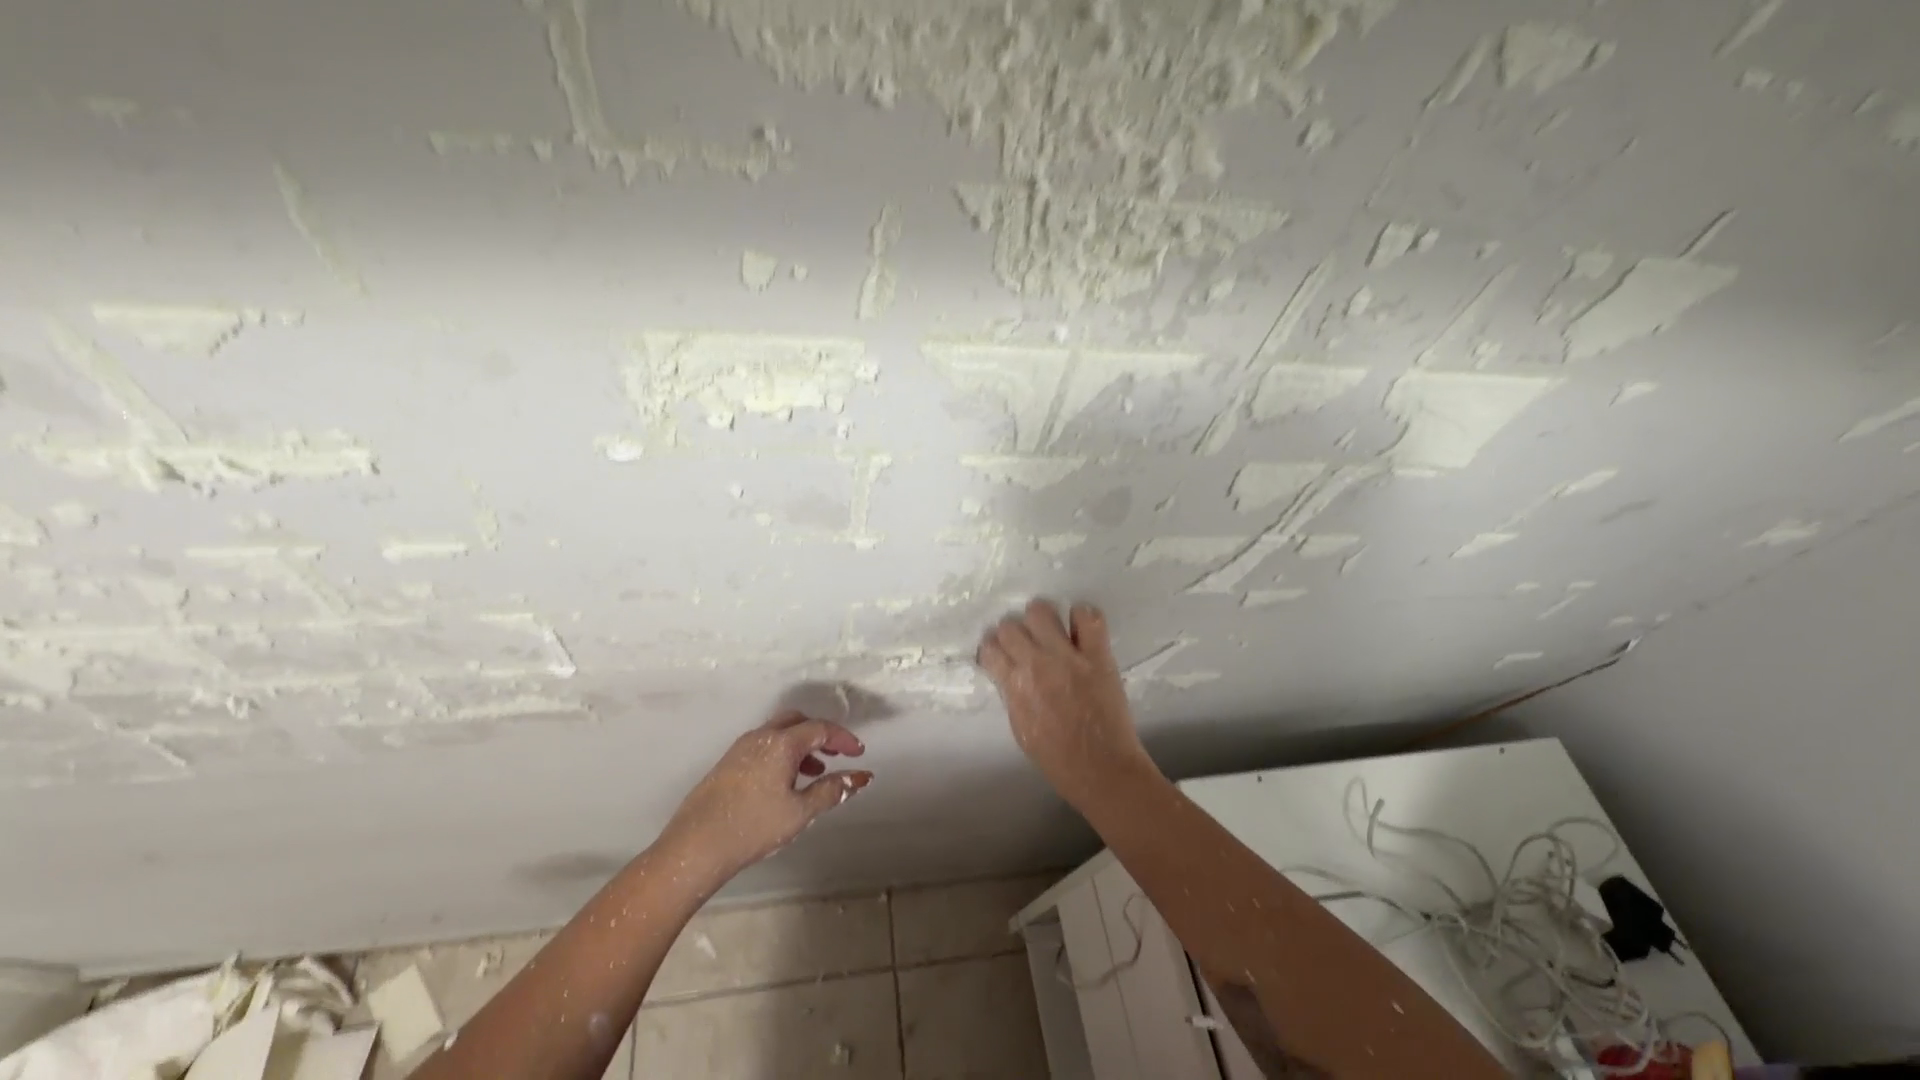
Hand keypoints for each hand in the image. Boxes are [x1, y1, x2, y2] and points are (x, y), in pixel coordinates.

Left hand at [659, 710, 871, 881]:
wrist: (696, 846)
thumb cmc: (754, 827)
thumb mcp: (800, 812)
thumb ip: (832, 790)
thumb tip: (861, 776)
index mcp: (781, 743)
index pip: (820, 729)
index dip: (843, 738)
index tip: (859, 753)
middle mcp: (760, 737)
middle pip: (797, 722)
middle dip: (820, 735)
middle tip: (837, 755)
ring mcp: (740, 749)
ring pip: (778, 734)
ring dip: (800, 746)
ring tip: (815, 773)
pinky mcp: (727, 763)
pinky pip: (763, 746)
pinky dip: (782, 754)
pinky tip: (785, 783)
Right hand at [975, 600, 1154, 802]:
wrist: (1101, 769)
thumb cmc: (1057, 758)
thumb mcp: (1020, 728)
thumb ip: (1012, 695)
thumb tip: (1009, 673)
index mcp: (1015, 686)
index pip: (990, 648)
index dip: (992, 649)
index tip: (999, 653)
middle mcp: (1037, 665)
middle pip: (1011, 626)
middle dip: (1012, 632)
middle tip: (1023, 643)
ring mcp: (1069, 657)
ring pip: (1042, 611)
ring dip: (1041, 618)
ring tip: (1049, 631)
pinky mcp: (1098, 656)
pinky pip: (1088, 617)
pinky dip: (1082, 617)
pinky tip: (1080, 629)